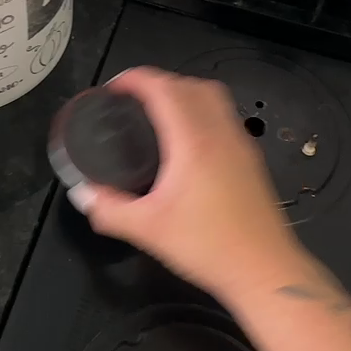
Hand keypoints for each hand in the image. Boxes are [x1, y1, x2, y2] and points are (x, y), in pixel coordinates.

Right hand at [72, 67, 304, 301]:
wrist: (265, 271)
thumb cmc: (211, 248)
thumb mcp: (148, 230)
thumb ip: (110, 210)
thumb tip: (85, 196)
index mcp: (194, 142)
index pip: (164, 89)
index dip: (137, 79)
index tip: (117, 86)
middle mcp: (221, 135)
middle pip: (190, 84)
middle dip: (158, 81)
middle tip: (133, 96)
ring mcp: (241, 145)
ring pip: (213, 97)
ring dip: (183, 92)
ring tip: (158, 110)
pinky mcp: (250, 160)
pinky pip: (224, 116)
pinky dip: (201, 111)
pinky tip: (187, 139)